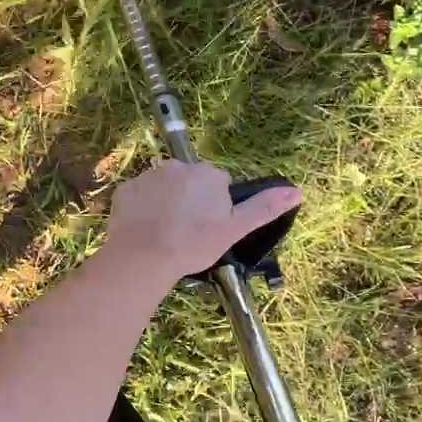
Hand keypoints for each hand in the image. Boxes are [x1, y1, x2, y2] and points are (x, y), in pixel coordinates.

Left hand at [103, 160, 302, 280]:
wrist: (143, 255)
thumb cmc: (193, 243)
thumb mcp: (234, 228)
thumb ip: (263, 207)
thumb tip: (297, 191)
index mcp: (206, 174)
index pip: (218, 184)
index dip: (216, 206)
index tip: (210, 226)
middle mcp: (176, 166)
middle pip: (190, 182)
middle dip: (191, 201)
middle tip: (188, 231)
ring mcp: (147, 176)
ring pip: (163, 188)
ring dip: (166, 203)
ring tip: (166, 232)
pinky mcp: (125, 190)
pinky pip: (139, 196)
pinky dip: (142, 209)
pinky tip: (144, 230)